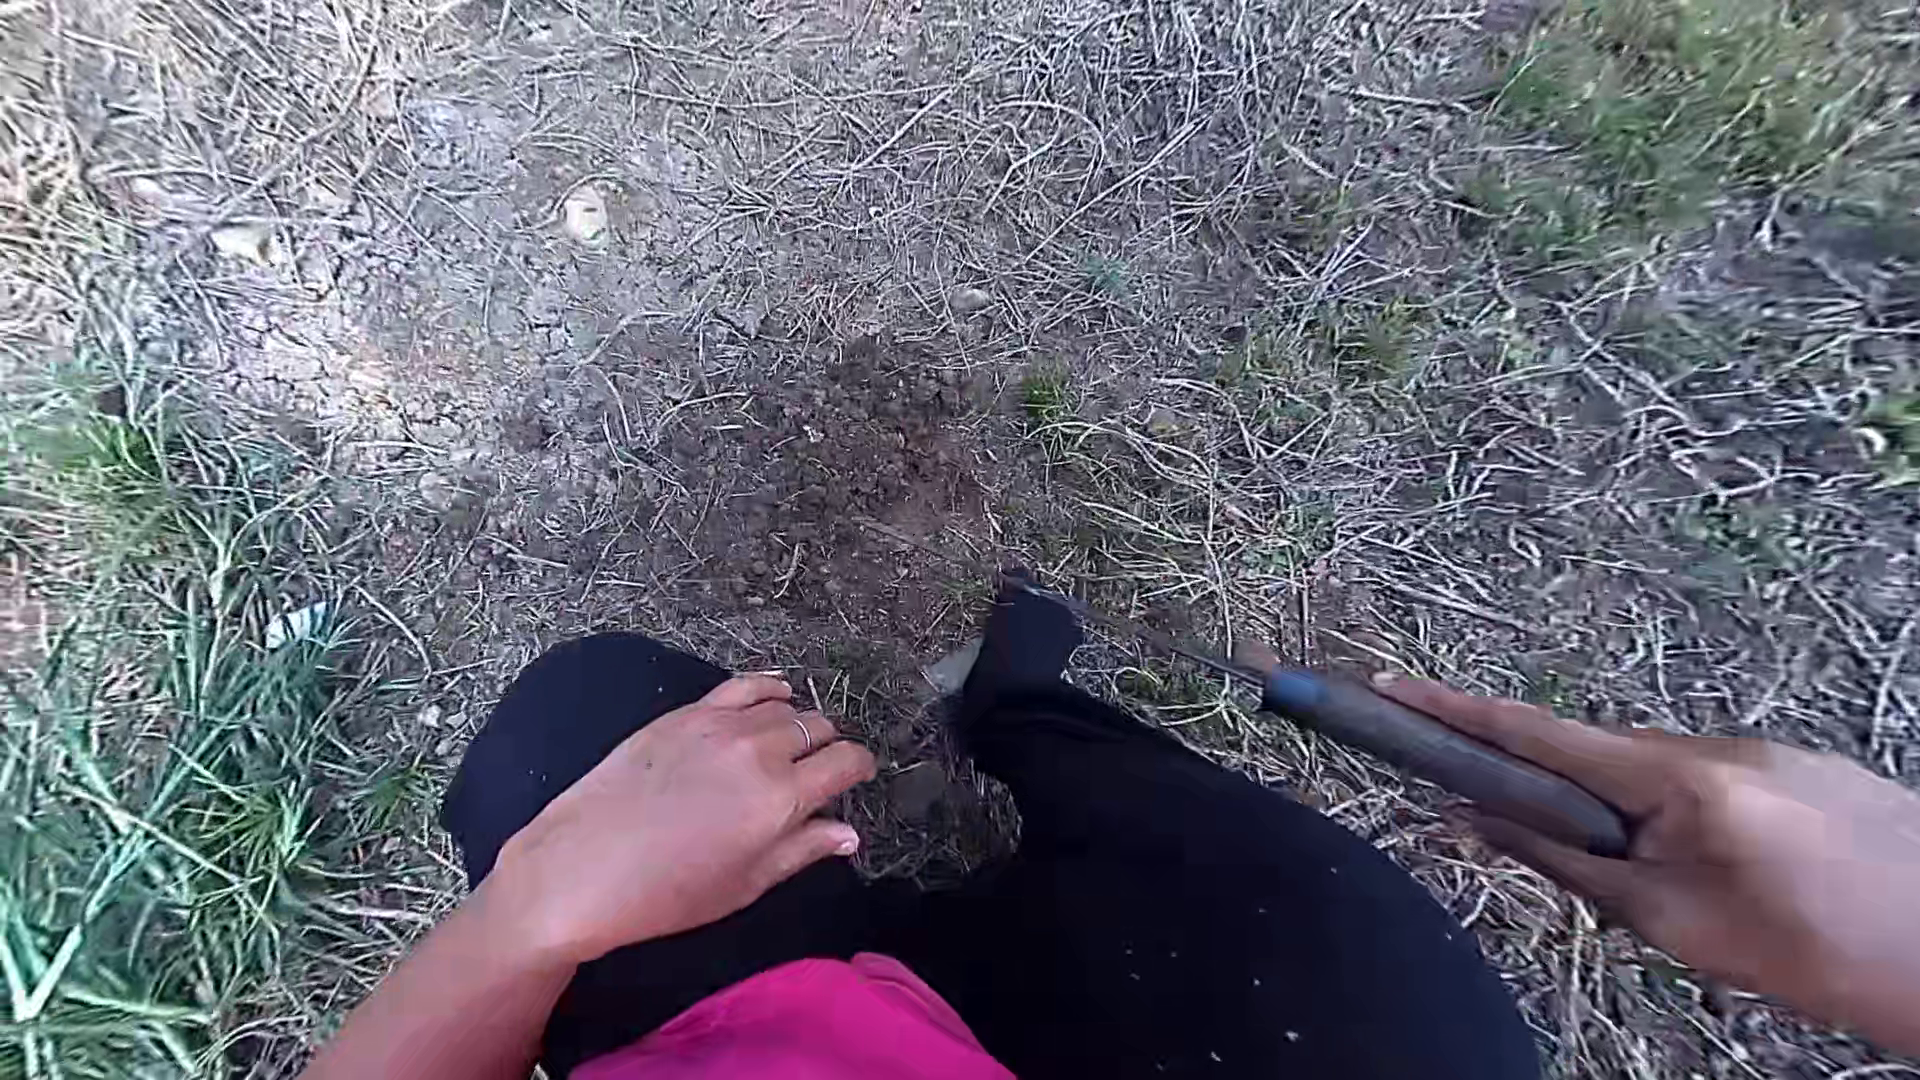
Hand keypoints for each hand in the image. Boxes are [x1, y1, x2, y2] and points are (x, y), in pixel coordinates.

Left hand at [478, 675, 875, 965]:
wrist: (576, 871)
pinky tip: (776, 696)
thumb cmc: (665, 894)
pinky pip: (747, 684)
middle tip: (816, 770)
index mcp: (780, 798)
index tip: (859, 773)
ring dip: (799, 725)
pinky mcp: (692, 711)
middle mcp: (761, 751)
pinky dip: (771, 688)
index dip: (861, 765)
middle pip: (819, 730)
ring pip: (787, 708)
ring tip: (788, 745)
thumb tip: (851, 833)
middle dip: (828, 748)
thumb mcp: (744, 884)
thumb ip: (804, 849)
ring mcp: (724, 724)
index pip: (846, 762)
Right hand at [1373, 673, 1919, 1053]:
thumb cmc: (1829, 961)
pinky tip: (1738, 860)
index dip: (1451, 707)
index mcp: (1676, 780)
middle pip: (1593, 748)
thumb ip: (1561, 861)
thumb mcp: (1675, 925)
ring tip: (1687, 873)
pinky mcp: (1809, 764)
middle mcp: (1715, 744)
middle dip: (1566, 786)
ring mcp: (1769, 749)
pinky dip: (1683, 804)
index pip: (1531, 730)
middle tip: (1599, 854)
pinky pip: (1703, 770)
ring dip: (1632, 801)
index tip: (1392, 686)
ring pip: (1649, 761)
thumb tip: (1469, 817)